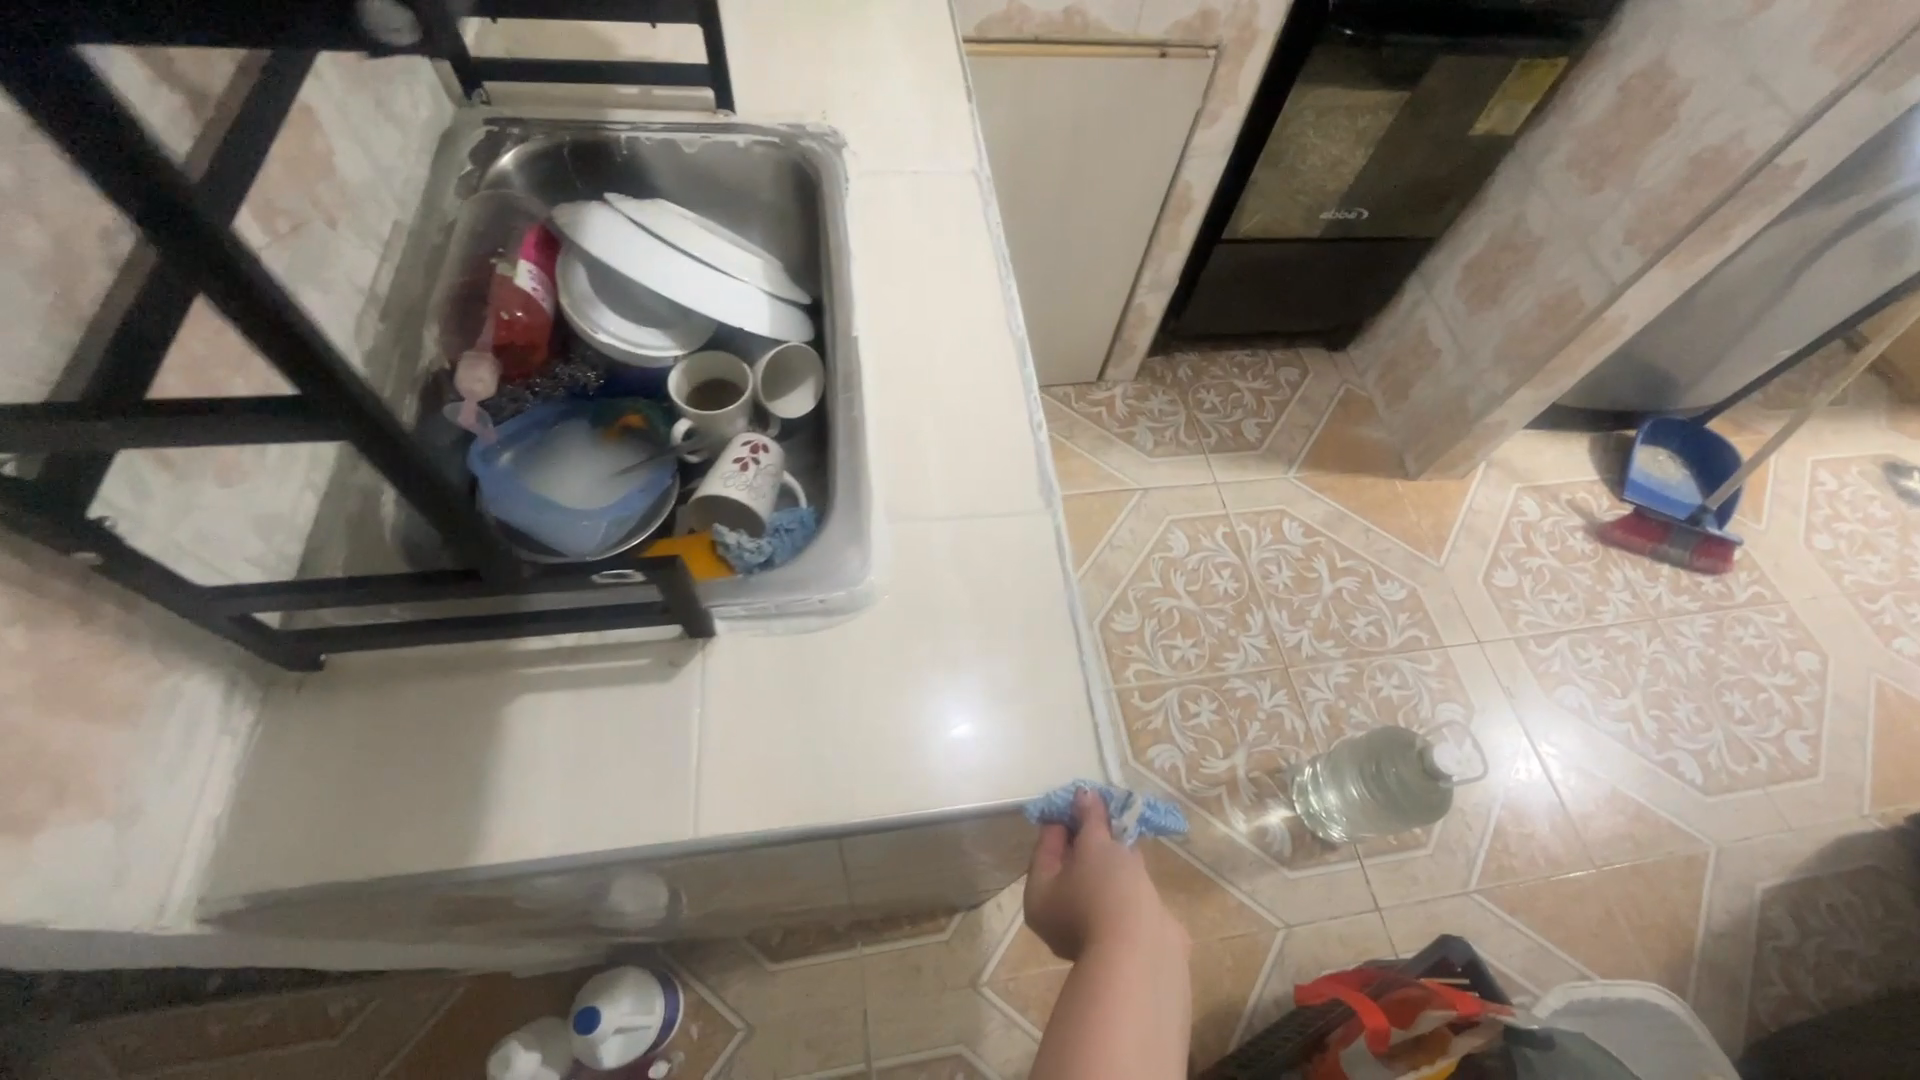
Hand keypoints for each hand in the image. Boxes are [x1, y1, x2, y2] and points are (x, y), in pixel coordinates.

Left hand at [1023, 790, 1186, 962]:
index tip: (1084, 797)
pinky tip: (1137, 853)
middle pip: (1070, 862)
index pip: (1046, 845)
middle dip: (1089, 835)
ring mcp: (1088, 926)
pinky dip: (1124, 873)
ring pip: (1095, 878)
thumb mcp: (1094, 845)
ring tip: (1123, 824)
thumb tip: (1083, 794)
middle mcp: (1058, 914)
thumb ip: (1088, 818)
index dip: (1065, 817)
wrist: (1143, 953)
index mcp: (1040, 894)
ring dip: (1109, 853)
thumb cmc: (1105, 893)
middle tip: (1106, 809)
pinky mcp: (1117, 932)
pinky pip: (1116, 893)